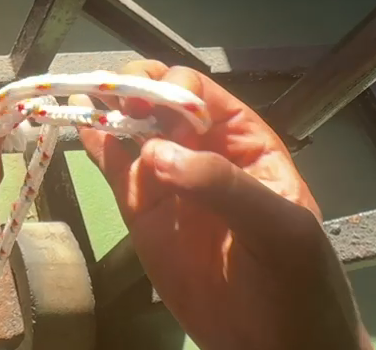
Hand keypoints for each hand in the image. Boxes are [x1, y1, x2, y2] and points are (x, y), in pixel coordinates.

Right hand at [78, 60, 367, 349]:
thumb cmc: (297, 286)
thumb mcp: (280, 231)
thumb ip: (224, 185)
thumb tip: (155, 153)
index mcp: (242, 141)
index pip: (200, 93)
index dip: (174, 89)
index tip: (155, 108)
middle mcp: (198, 147)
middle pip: (159, 96)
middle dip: (136, 88)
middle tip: (122, 103)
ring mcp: (165, 175)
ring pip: (130, 122)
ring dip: (108, 104)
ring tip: (89, 96)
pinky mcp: (138, 205)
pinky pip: (111, 161)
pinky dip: (92, 138)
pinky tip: (79, 119)